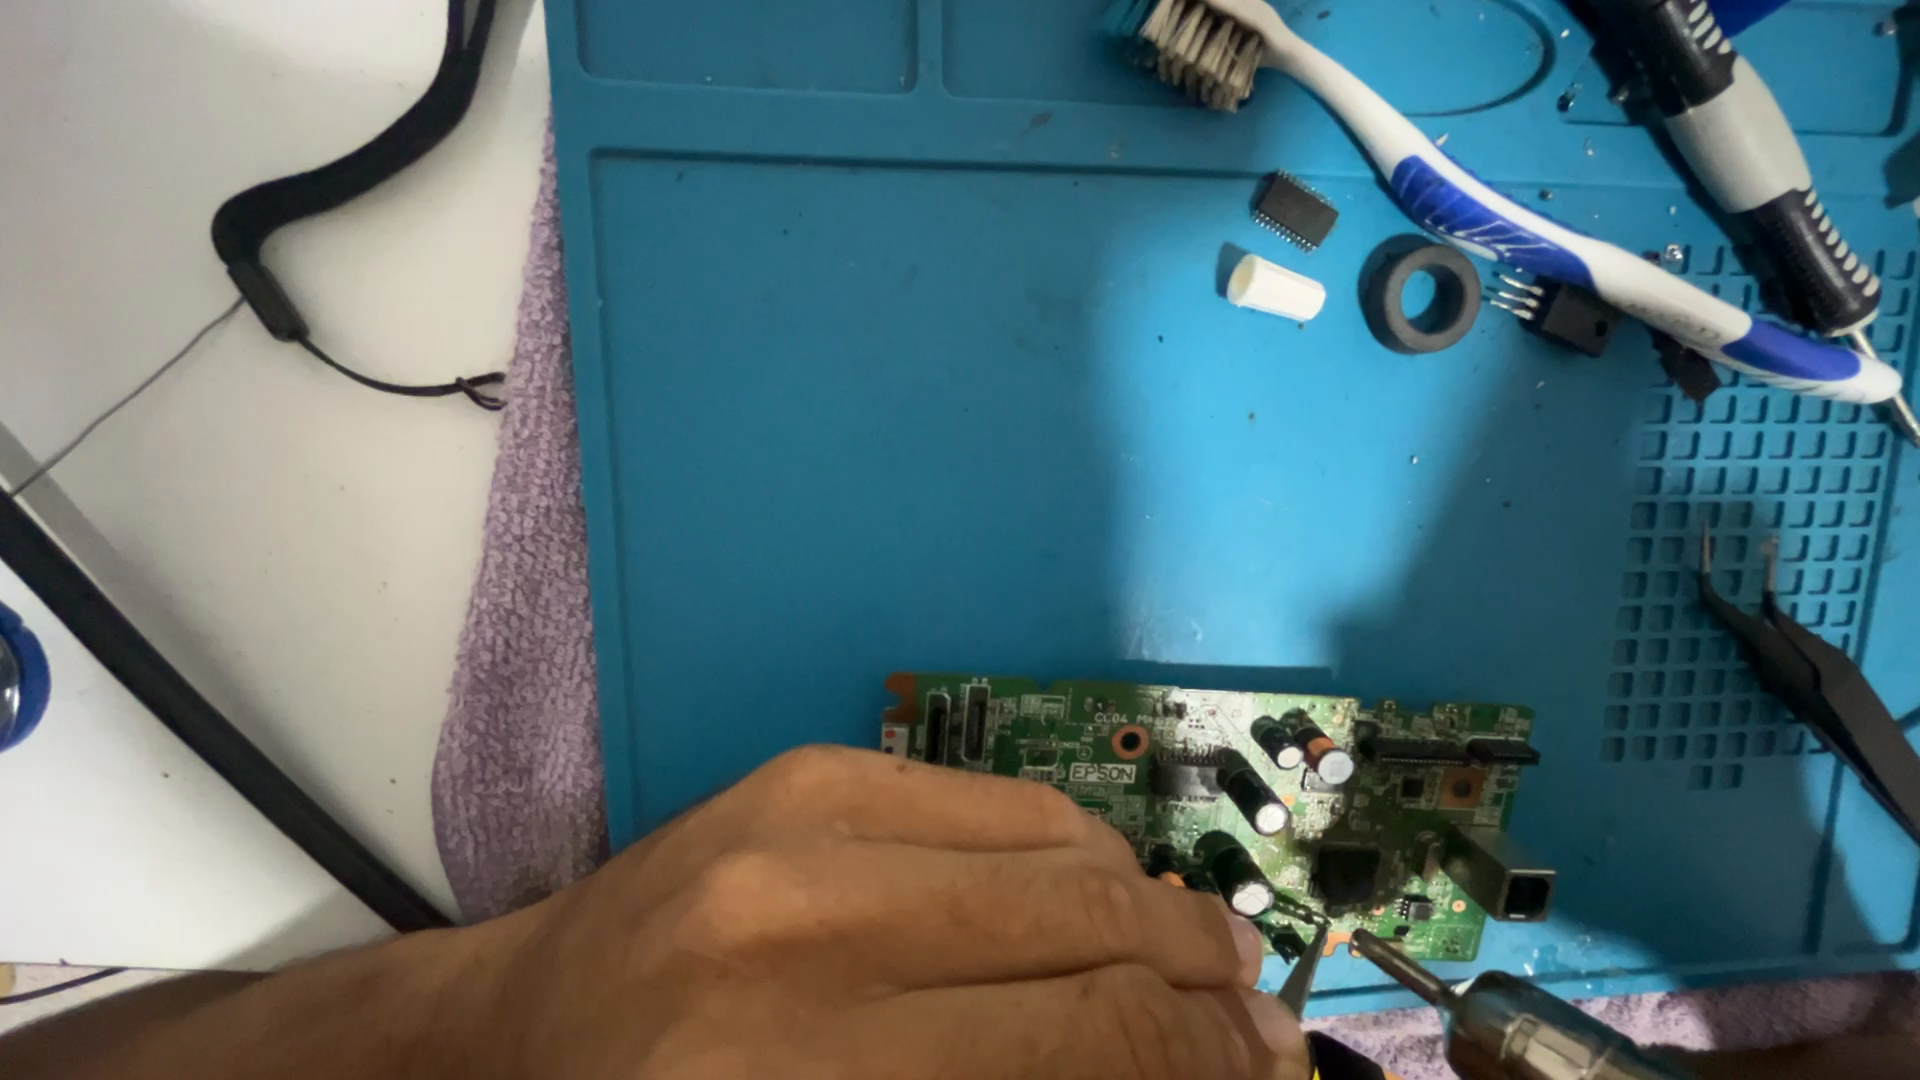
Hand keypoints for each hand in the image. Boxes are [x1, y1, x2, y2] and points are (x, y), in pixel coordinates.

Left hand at [481, 745, 1309, 1079]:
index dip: (1193, 1052)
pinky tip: (1087, 877)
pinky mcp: (808, 769)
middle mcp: (810, 936)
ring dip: (1141, 891)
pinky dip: (1062, 841)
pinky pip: (986, 795)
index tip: (1261, 1065)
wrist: (522, 1027)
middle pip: (1076, 925)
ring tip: (1187, 936)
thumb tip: (1159, 1057)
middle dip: (1193, 966)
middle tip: (1253, 998)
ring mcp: (806, 825)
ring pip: (1049, 839)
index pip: (1076, 1040)